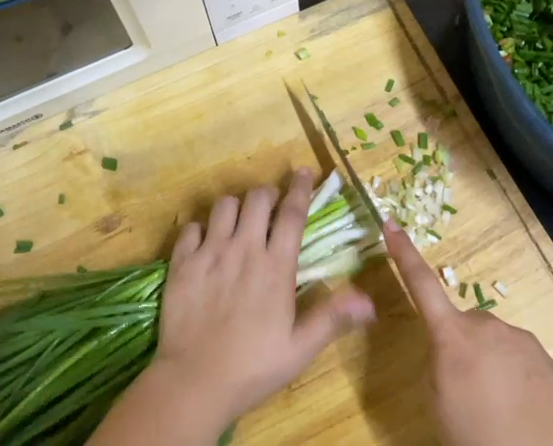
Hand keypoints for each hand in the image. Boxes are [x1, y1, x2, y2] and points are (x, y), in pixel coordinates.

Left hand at [89, 168, 374, 443]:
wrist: (196, 381)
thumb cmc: (254, 367)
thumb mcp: (300, 348)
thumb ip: (332, 317)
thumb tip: (370, 301)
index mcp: (275, 266)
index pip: (291, 213)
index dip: (300, 189)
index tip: (303, 173)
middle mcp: (243, 249)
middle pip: (257, 198)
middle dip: (267, 193)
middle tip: (272, 204)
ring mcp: (209, 253)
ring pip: (224, 205)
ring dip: (235, 206)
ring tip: (240, 219)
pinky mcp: (182, 262)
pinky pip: (191, 228)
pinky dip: (201, 228)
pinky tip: (205, 241)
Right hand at [384, 220, 552, 445]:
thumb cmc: (483, 437)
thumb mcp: (440, 409)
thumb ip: (437, 369)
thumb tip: (448, 354)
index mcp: (453, 336)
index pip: (421, 285)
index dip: (404, 254)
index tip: (390, 224)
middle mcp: (488, 327)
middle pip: (464, 330)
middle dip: (461, 352)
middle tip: (465, 396)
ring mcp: (523, 341)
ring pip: (495, 349)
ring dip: (491, 371)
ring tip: (497, 414)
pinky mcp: (550, 362)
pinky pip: (522, 367)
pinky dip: (518, 387)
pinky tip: (524, 418)